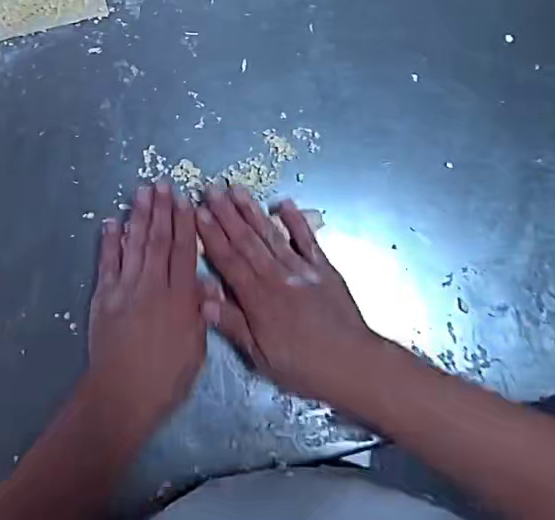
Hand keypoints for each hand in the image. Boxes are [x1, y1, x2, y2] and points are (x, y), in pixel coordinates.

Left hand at [84, 181, 206, 440]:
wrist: (123, 393)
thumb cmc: (166, 378)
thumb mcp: (196, 349)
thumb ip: (200, 312)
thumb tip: (205, 282)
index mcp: (180, 299)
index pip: (184, 252)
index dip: (185, 223)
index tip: (185, 200)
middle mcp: (153, 285)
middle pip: (159, 240)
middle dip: (161, 209)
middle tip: (162, 183)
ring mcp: (126, 287)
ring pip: (135, 243)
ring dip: (139, 216)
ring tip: (142, 191)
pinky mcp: (104, 294)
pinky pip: (108, 261)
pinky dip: (111, 240)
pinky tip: (113, 221)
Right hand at [197, 184, 401, 404]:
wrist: (356, 366)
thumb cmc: (304, 366)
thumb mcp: (261, 356)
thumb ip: (232, 324)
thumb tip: (202, 298)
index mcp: (257, 298)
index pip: (228, 260)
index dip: (211, 235)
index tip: (198, 211)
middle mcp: (275, 276)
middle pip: (245, 240)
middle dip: (225, 214)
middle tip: (210, 189)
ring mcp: (300, 269)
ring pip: (270, 234)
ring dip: (251, 211)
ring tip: (236, 189)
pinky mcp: (323, 268)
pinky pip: (307, 240)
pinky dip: (295, 221)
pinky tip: (284, 203)